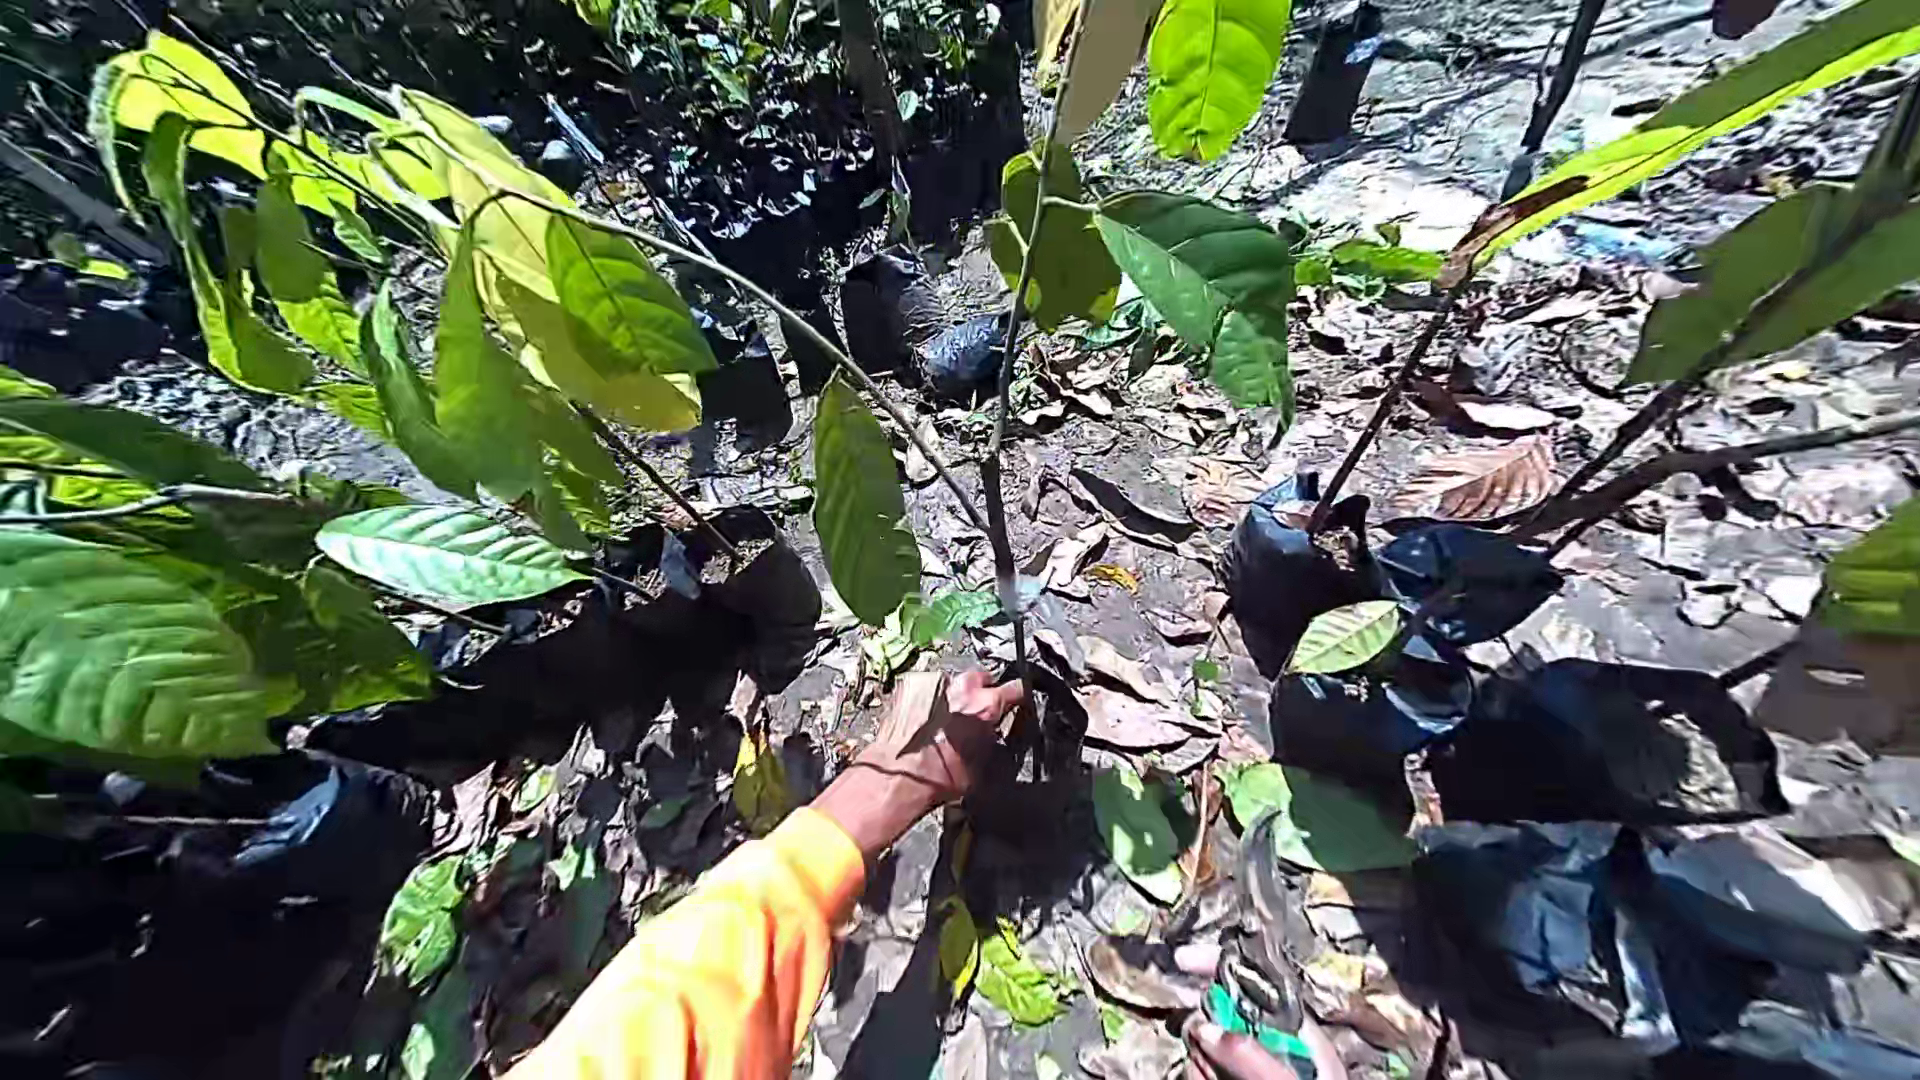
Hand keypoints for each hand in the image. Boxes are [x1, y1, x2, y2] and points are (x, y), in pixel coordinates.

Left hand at [812, 670, 1021, 859]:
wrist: (896, 775)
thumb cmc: (937, 777)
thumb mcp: (983, 768)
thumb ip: (995, 742)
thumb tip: (996, 738)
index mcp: (986, 705)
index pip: (1017, 688)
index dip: (1018, 697)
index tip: (1017, 702)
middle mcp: (962, 687)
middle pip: (983, 678)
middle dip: (983, 693)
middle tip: (975, 714)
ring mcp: (935, 681)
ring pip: (953, 682)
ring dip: (954, 696)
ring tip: (945, 720)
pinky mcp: (911, 684)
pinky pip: (928, 686)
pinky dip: (929, 697)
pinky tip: (925, 718)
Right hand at [1174, 944, 1344, 1079]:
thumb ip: (1253, 1057)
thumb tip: (1203, 1026)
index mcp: (1296, 1029)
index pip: (1252, 977)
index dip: (1217, 961)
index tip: (1181, 960)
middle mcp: (1270, 1042)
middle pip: (1219, 1008)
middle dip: (1199, 1023)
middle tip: (1194, 1045)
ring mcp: (1253, 1066)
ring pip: (1207, 1043)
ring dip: (1196, 1059)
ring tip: (1203, 1077)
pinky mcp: (1233, 1079)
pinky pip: (1205, 1071)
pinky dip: (1198, 1075)